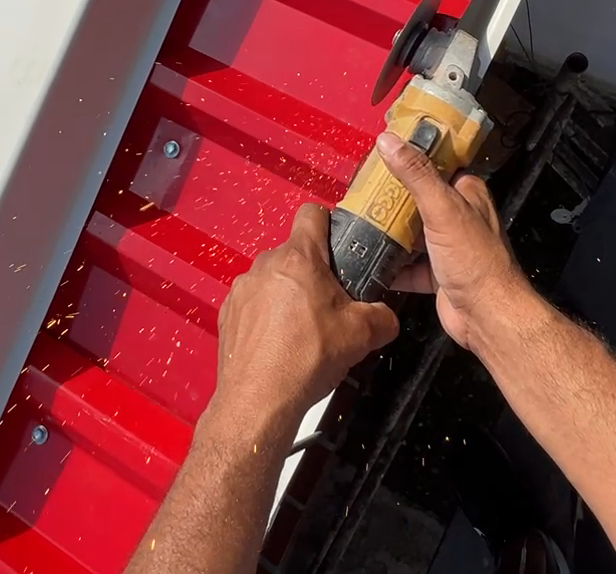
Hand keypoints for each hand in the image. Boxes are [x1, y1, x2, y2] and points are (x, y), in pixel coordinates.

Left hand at [213, 204, 399, 426]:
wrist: (258, 401)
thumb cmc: (305, 360)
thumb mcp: (362, 336)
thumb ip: (383, 317)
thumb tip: (386, 317)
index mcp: (299, 259)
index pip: (313, 213)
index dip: (329, 223)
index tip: (339, 242)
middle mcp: (266, 265)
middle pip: (295, 253)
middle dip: (314, 272)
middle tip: (330, 303)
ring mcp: (243, 289)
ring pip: (274, 278)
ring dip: (289, 294)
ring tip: (303, 330)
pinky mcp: (229, 313)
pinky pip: (253, 302)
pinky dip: (266, 316)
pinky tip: (279, 344)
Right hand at [377, 131, 533, 352]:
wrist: (487, 317)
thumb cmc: (478, 263)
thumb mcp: (442, 208)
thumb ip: (416, 174)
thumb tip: (391, 142)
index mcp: (467, 193)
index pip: (436, 164)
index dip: (411, 157)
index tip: (383, 152)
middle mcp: (459, 217)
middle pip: (419, 198)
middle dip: (392, 198)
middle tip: (364, 191)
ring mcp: (448, 246)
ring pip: (412, 231)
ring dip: (390, 231)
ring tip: (363, 222)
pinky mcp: (438, 273)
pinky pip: (409, 265)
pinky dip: (392, 264)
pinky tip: (373, 261)